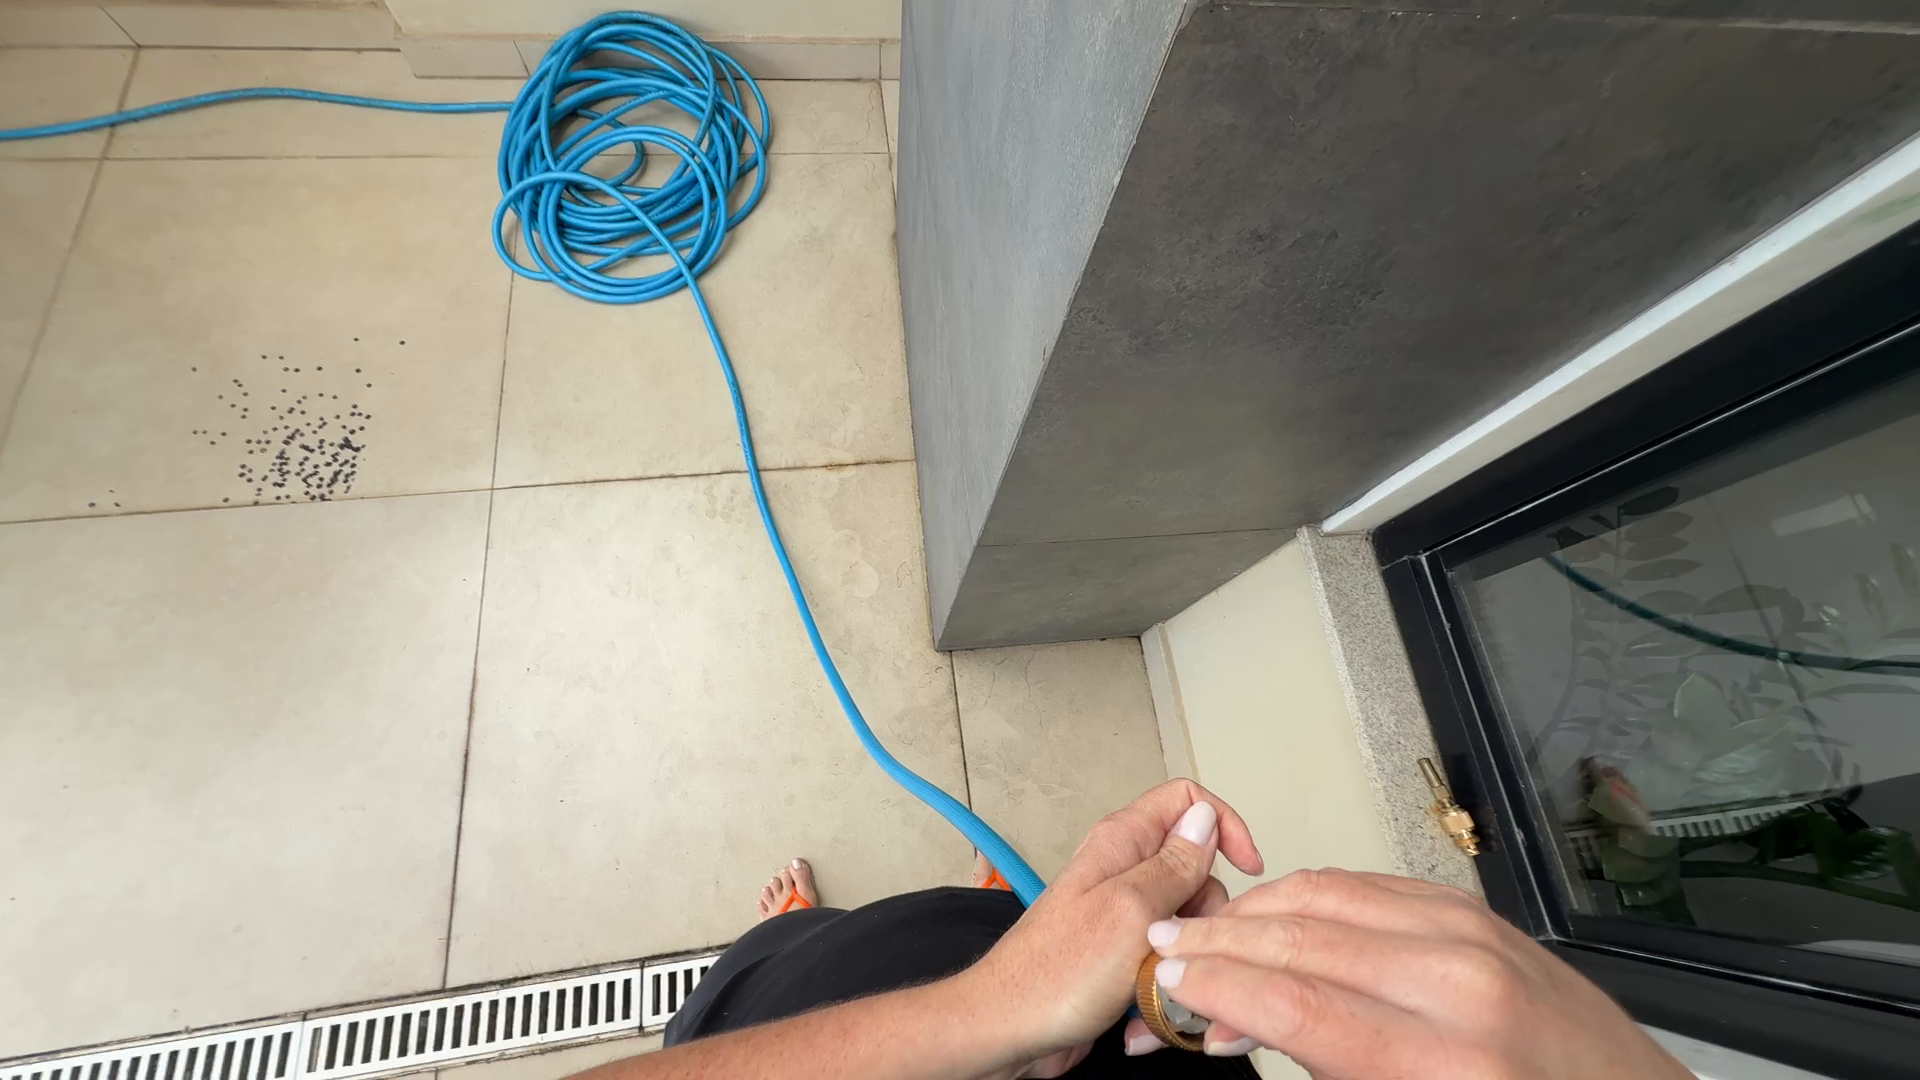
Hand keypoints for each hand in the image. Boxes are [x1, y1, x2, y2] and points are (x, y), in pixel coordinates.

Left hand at [957, 780, 1264, 1066]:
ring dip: (1186, 962)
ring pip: (1190, 921)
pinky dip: (1166, 990)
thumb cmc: (1054, 971)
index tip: (1248, 867)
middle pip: (1199, 870)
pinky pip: (1169, 960)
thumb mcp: (1130, 910)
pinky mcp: (1124, 950)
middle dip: (1209, 915)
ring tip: (1159, 989)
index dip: (1223, 824)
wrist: (1013, 1029)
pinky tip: (1147, 1014)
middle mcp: (1123, 868)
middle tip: (1188, 945)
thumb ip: (1174, 864)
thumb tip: (1206, 819)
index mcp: (1122, 841)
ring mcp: (1124, 910)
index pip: (1185, 800)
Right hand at [1139, 868, 1694, 1077]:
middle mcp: (1456, 978)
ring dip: (1247, 911)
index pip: (1297, 1004)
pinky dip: (1296, 895)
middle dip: (1216, 940)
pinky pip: (1353, 883)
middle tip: (1162, 946)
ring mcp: (1462, 927)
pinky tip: (1267, 914)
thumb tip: (1231, 1024)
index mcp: (1452, 1061)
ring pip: (1315, 894)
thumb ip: (1319, 1065)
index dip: (1217, 986)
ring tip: (1204, 930)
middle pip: (1297, 939)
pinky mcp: (1460, 904)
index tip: (1167, 977)